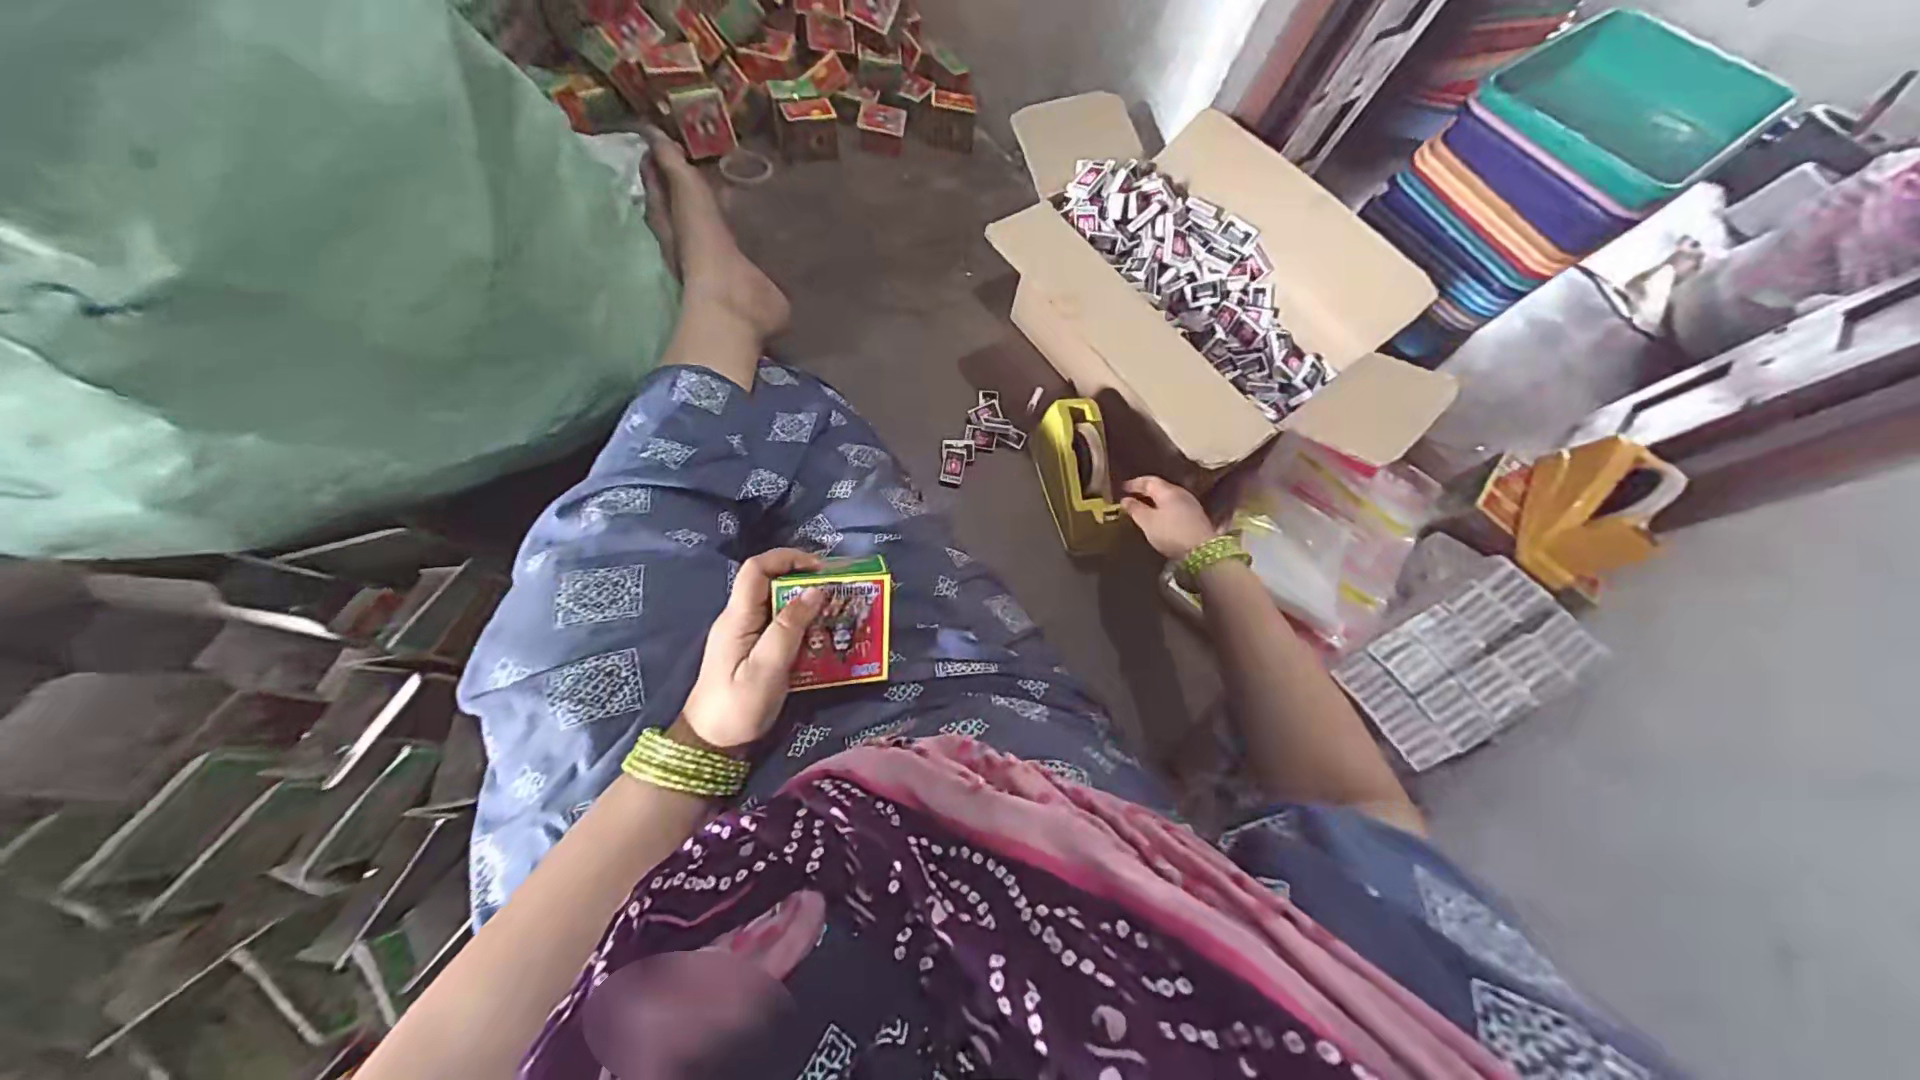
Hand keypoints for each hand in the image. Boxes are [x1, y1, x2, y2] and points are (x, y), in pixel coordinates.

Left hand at [677, 549, 828, 752]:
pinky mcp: (752, 651)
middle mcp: (739, 619)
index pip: (757, 568)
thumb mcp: (768, 667)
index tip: (821, 569)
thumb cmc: (738, 706)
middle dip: (805, 582)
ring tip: (835, 615)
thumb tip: (815, 590)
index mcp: (738, 617)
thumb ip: (790, 627)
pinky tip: (821, 639)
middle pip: (770, 583)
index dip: (788, 558)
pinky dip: (801, 625)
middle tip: (837, 594)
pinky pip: (778, 626)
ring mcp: (744, 635)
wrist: (710, 744)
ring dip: (806, 605)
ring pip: (777, 605)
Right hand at [1120, 476, 1217, 559]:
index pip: (1149, 480)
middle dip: (1145, 490)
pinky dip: (1164, 507)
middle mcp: (1180, 493)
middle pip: (1160, 487)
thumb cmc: (1171, 533)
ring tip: (1144, 506)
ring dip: (1155, 500)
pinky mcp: (1196, 516)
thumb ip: (1135, 509)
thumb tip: (1125, 500)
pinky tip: (1159, 516)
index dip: (1134, 483)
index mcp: (1167, 491)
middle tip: (1132, 496)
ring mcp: (1190, 504)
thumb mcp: (1147, 522)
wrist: (1202, 550)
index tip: (1123, 487)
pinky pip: (1175, 505)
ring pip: (1168, 496)